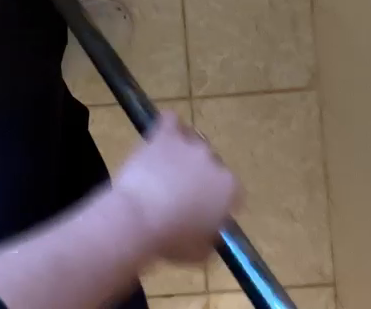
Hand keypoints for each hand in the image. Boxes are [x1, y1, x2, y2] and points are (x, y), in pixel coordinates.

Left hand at [110, 112, 242, 261]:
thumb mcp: (200, 251)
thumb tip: (208, 230)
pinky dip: (169, 126)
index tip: (205, 211)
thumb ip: (211, 236)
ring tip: (169, 168)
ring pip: (193, 141)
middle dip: (200, 176)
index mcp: (228, 189)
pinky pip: (171, 120)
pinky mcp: (164, 135)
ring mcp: (189, 144)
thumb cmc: (171, 241)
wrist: (138, 218)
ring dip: (185, 153)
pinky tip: (163, 136)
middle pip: (211, 164)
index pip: (232, 190)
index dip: (218, 201)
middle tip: (182, 193)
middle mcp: (213, 161)